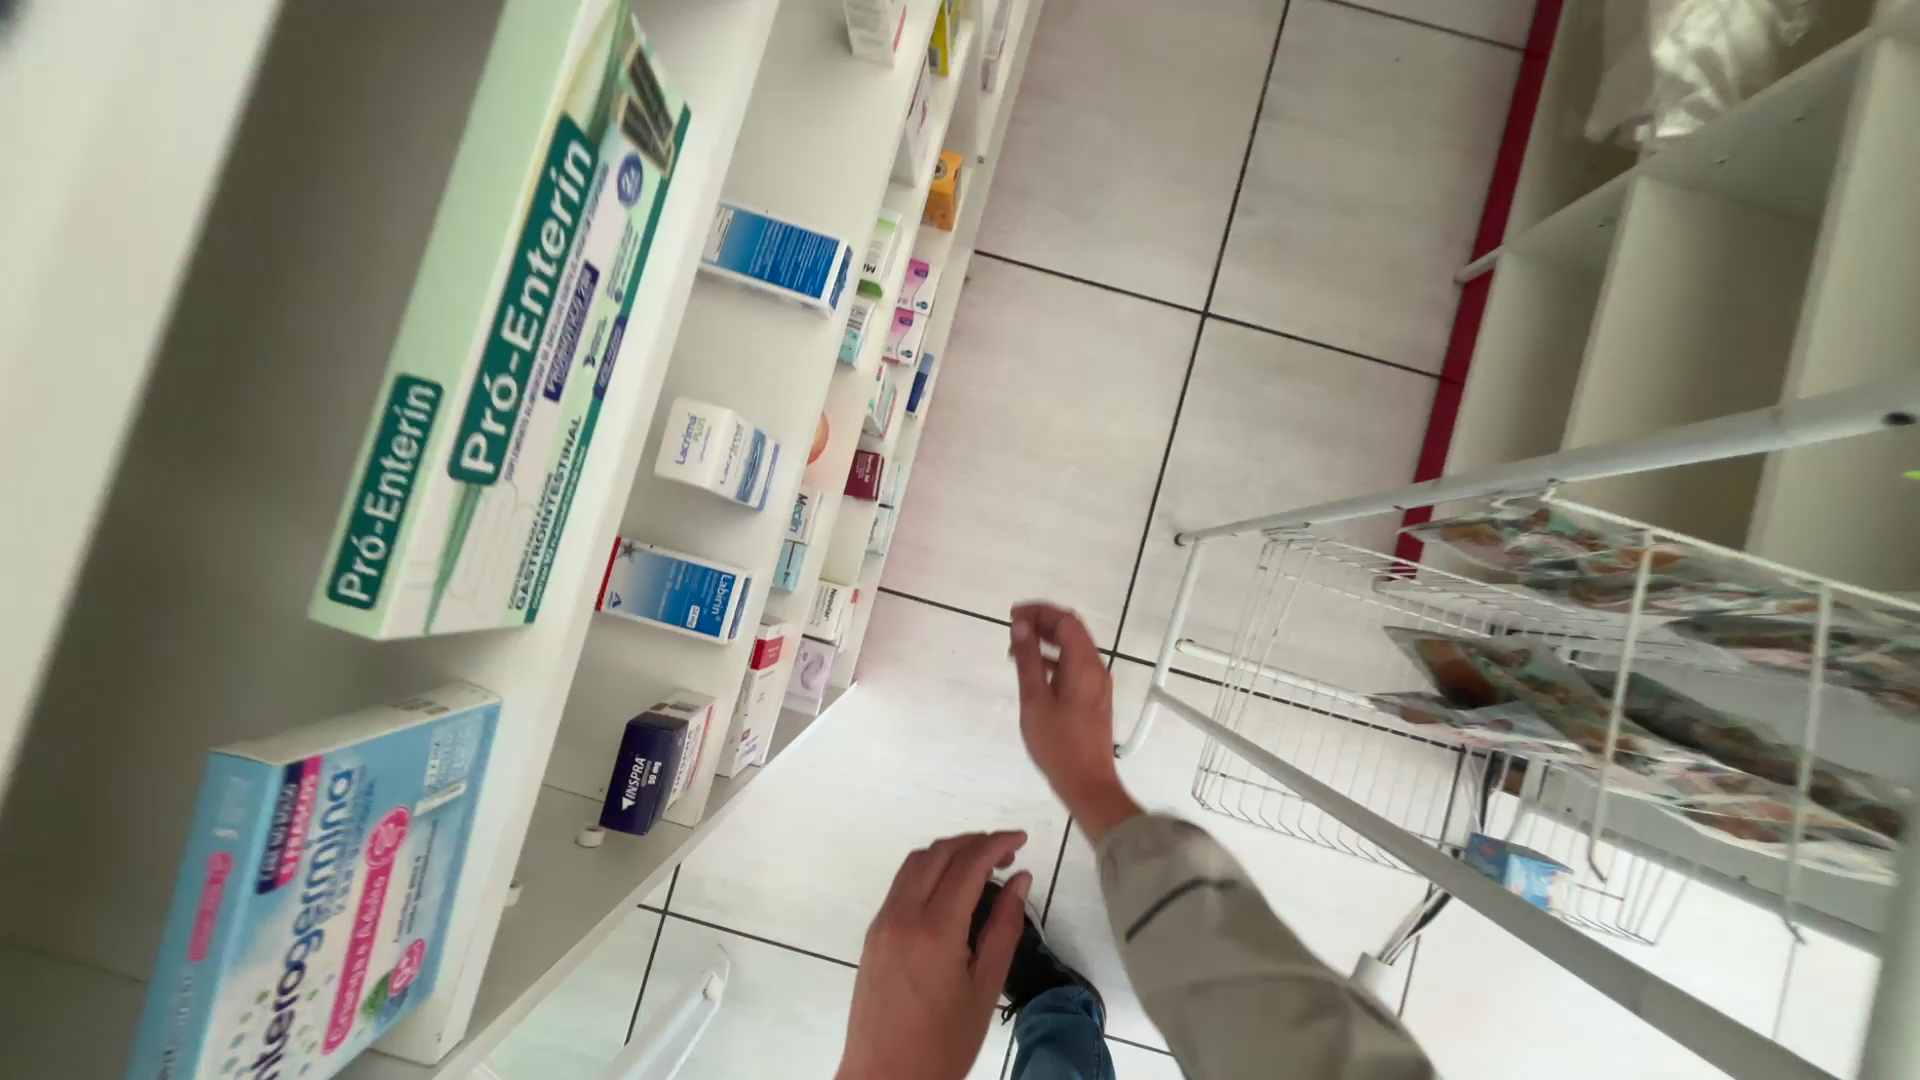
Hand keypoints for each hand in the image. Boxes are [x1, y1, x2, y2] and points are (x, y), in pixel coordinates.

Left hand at [838, 832, 1033, 1079]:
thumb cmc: (943, 1044)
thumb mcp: (985, 988)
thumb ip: (1004, 927)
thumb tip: (1020, 878)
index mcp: (935, 930)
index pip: (968, 863)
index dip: (997, 843)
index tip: (1020, 839)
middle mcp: (903, 914)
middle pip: (940, 852)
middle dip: (975, 842)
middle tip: (1006, 853)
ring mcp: (883, 920)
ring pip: (917, 861)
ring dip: (950, 851)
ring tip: (981, 865)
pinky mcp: (873, 931)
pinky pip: (902, 882)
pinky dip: (929, 869)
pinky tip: (950, 887)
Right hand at [1008, 603, 1141, 841]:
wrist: (1087, 783)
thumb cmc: (1058, 745)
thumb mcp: (1035, 700)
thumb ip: (1028, 660)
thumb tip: (1021, 627)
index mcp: (1084, 665)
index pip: (1066, 621)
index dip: (1040, 611)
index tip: (1013, 615)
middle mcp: (1096, 668)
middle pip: (1072, 631)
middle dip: (1042, 622)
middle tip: (1013, 626)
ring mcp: (1097, 683)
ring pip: (1073, 648)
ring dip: (1047, 640)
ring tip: (1017, 647)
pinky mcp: (1093, 697)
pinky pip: (1074, 665)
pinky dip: (1054, 659)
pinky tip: (1033, 669)